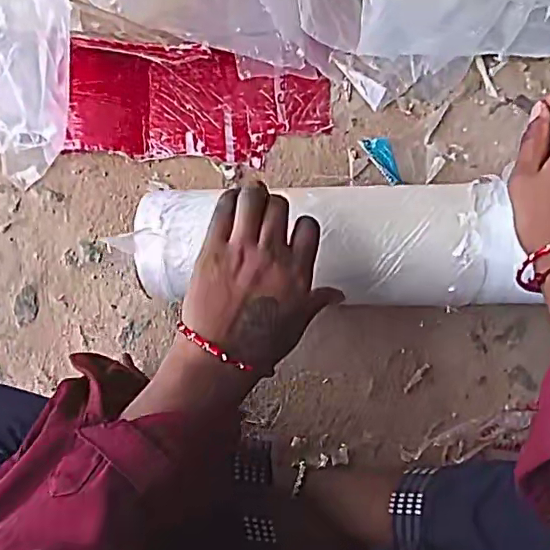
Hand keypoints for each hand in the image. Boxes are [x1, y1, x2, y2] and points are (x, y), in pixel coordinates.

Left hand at [182, 183, 343, 372]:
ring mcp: (242, 250)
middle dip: (274, 206)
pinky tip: (230, 201)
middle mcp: (272, 256)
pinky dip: (229, 200)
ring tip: (249, 198)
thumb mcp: (295, 324)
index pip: (308, 227)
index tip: (290, 229)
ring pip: (253, 199)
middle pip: (280, 207)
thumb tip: (336, 294)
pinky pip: (224, 210)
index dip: (299, 224)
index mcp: (297, 273)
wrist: (218, 355)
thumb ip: (315, 302)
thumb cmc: (257, 346)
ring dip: (253, 193)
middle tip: (266, 212)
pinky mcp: (213, 249)